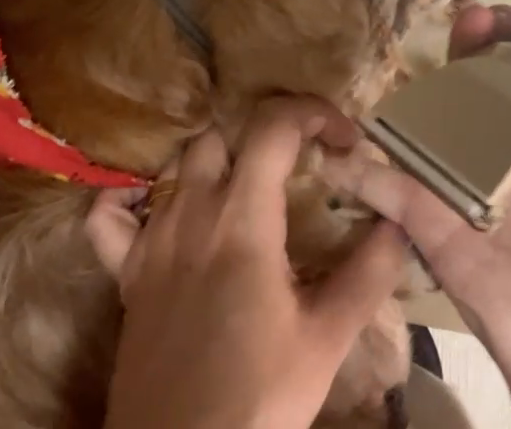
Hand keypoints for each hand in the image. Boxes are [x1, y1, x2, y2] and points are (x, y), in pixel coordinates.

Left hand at [85, 98, 407, 428]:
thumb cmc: (258, 397)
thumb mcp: (326, 339)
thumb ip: (367, 274)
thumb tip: (398, 224)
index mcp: (241, 217)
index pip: (272, 126)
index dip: (313, 113)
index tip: (344, 137)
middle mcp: (190, 212)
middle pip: (222, 135)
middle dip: (266, 134)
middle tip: (302, 164)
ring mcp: (150, 239)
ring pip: (177, 164)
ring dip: (217, 159)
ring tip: (250, 184)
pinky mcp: (125, 272)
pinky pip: (111, 215)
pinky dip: (133, 198)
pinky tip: (160, 210)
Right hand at [323, 4, 510, 428]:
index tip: (509, 16)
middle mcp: (501, 149)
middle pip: (475, 84)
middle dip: (471, 47)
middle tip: (474, 22)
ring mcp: (459, 181)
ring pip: (429, 121)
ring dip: (419, 89)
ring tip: (424, 75)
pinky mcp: (429, 220)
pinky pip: (391, 187)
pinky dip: (364, 169)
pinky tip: (348, 147)